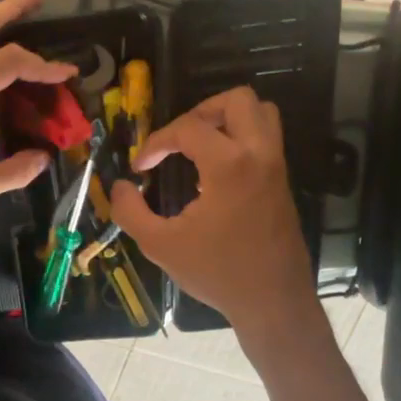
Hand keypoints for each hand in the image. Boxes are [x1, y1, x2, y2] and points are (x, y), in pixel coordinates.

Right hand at [110, 87, 314, 329]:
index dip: (157, 141)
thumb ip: (131, 212)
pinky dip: (239, 140)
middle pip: (238, 101)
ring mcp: (275, 167)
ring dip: (227, 120)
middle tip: (177, 140)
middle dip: (201, 112)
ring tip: (198, 147)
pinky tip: (213, 173)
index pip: (189, 128)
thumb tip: (119, 187)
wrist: (272, 300)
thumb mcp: (160, 245)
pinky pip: (265, 141)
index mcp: (230, 164)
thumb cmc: (216, 272)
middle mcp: (258, 155)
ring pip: (261, 115)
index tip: (140, 166)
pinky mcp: (281, 183)